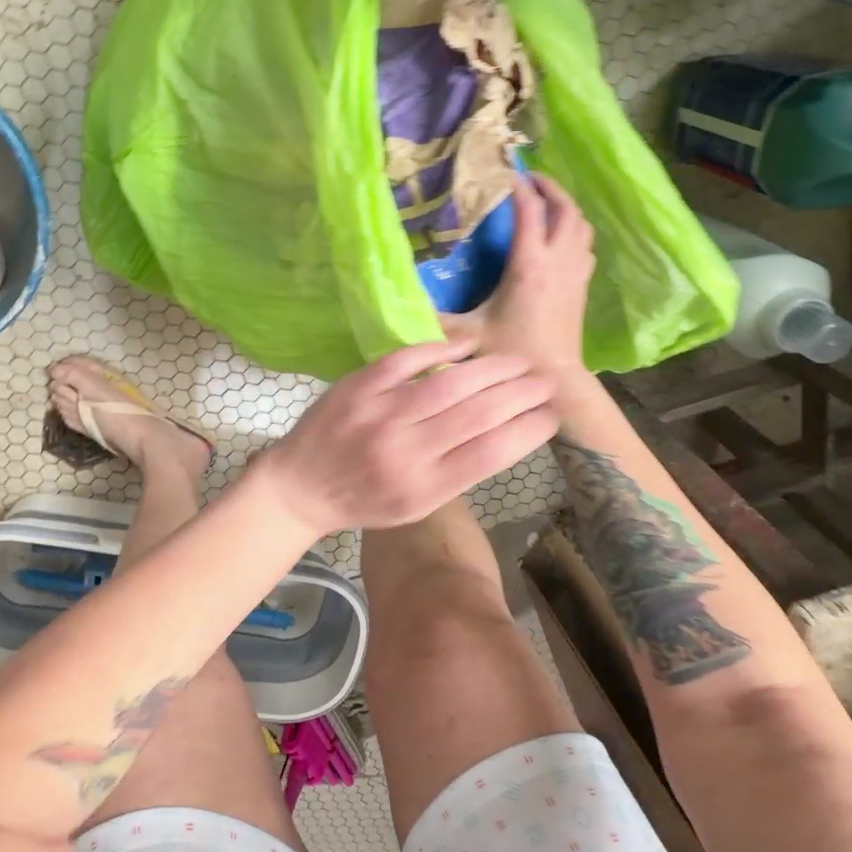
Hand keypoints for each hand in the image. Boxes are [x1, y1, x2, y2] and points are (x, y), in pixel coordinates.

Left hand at [255, 339, 559, 534]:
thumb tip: (507, 431)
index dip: (530, 430)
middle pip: (480, 414)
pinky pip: (409, 359)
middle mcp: (407, 450)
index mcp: (425, 487)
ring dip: (495, 368)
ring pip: (452, 383)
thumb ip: (458, 472)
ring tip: (521, 362)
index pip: (493, 453)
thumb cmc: (365, 500)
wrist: (299, 485)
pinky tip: (470, 346)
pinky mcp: (360, 385)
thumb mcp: (416, 506)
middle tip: (547, 381)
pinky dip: (443, 349)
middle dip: (522, 394)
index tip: (552, 416)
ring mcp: (381, 413)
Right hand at [442, 174, 594, 380]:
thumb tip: (407, 303)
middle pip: (566, 208)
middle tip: (530, 179)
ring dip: (566, 206)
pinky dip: (574, 230)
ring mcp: (575, 271)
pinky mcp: (583, 285)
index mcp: (529, 264)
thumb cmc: (513, 352)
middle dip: (549, 187)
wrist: (556, 378)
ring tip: (545, 202)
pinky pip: (585, 244)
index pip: (529, 210)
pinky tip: (559, 237)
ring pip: (581, 224)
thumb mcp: (470, 333)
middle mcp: (558, 260)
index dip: (517, 186)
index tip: (503, 172)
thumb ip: (437, 317)